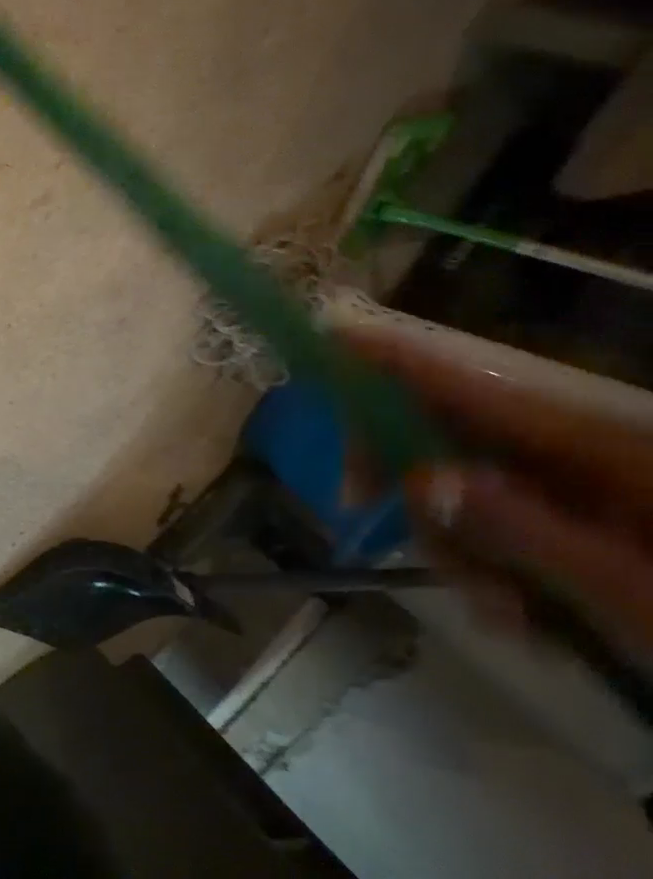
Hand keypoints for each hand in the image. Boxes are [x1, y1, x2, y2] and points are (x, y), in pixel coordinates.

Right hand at [348, 329, 652, 648]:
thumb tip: (420, 478)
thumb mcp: (621, 586)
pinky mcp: (579, 515)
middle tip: (355, 509)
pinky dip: (490, 564)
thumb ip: (520, 530)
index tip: (333, 339)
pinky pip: (497, 520)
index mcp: (591, 445)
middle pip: (448, 435)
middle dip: (406, 482)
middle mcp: (576, 449)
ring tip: (499, 614)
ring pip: (461, 487)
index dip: (399, 361)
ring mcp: (578, 484)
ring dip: (456, 546)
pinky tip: (518, 614)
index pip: (472, 387)